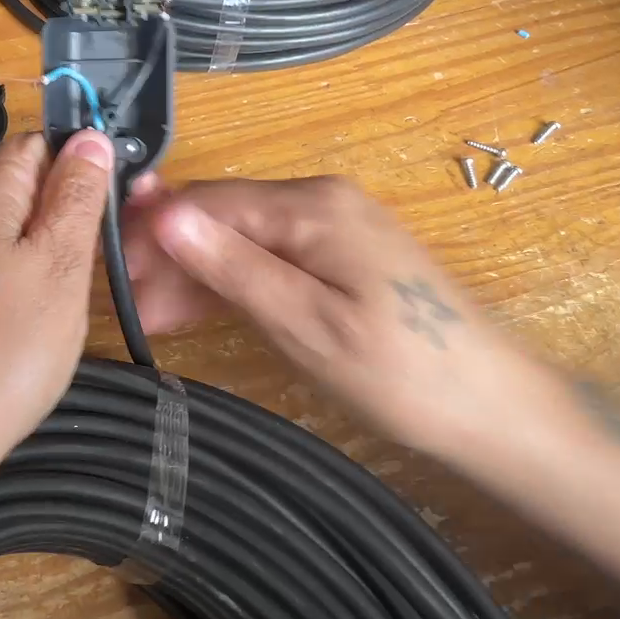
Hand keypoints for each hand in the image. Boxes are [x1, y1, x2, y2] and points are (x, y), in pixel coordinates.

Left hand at [0, 130, 114, 439]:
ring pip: (14, 217)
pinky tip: (34, 304)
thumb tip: (90, 135)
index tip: (107, 213)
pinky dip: (21, 266)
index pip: (42, 143)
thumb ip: (77, 193)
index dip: (80, 168)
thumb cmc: (10, 341)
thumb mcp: (61, 261)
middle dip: (64, 209)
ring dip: (46, 243)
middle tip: (88, 261)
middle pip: (26, 179)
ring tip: (64, 289)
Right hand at [122, 176, 542, 453]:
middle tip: (130, 303)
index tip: (116, 271)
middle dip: (170, 256)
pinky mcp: (336, 256)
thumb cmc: (404, 374)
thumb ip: (232, 265)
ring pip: (238, 238)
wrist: (503, 417)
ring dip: (193, 273)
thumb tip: (160, 209)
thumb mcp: (306, 323)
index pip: (207, 202)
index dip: (154, 232)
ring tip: (150, 315)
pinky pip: (266, 256)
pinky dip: (229, 282)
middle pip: (220, 217)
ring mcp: (330, 227)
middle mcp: (319, 201)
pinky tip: (193, 309)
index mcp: (312, 206)